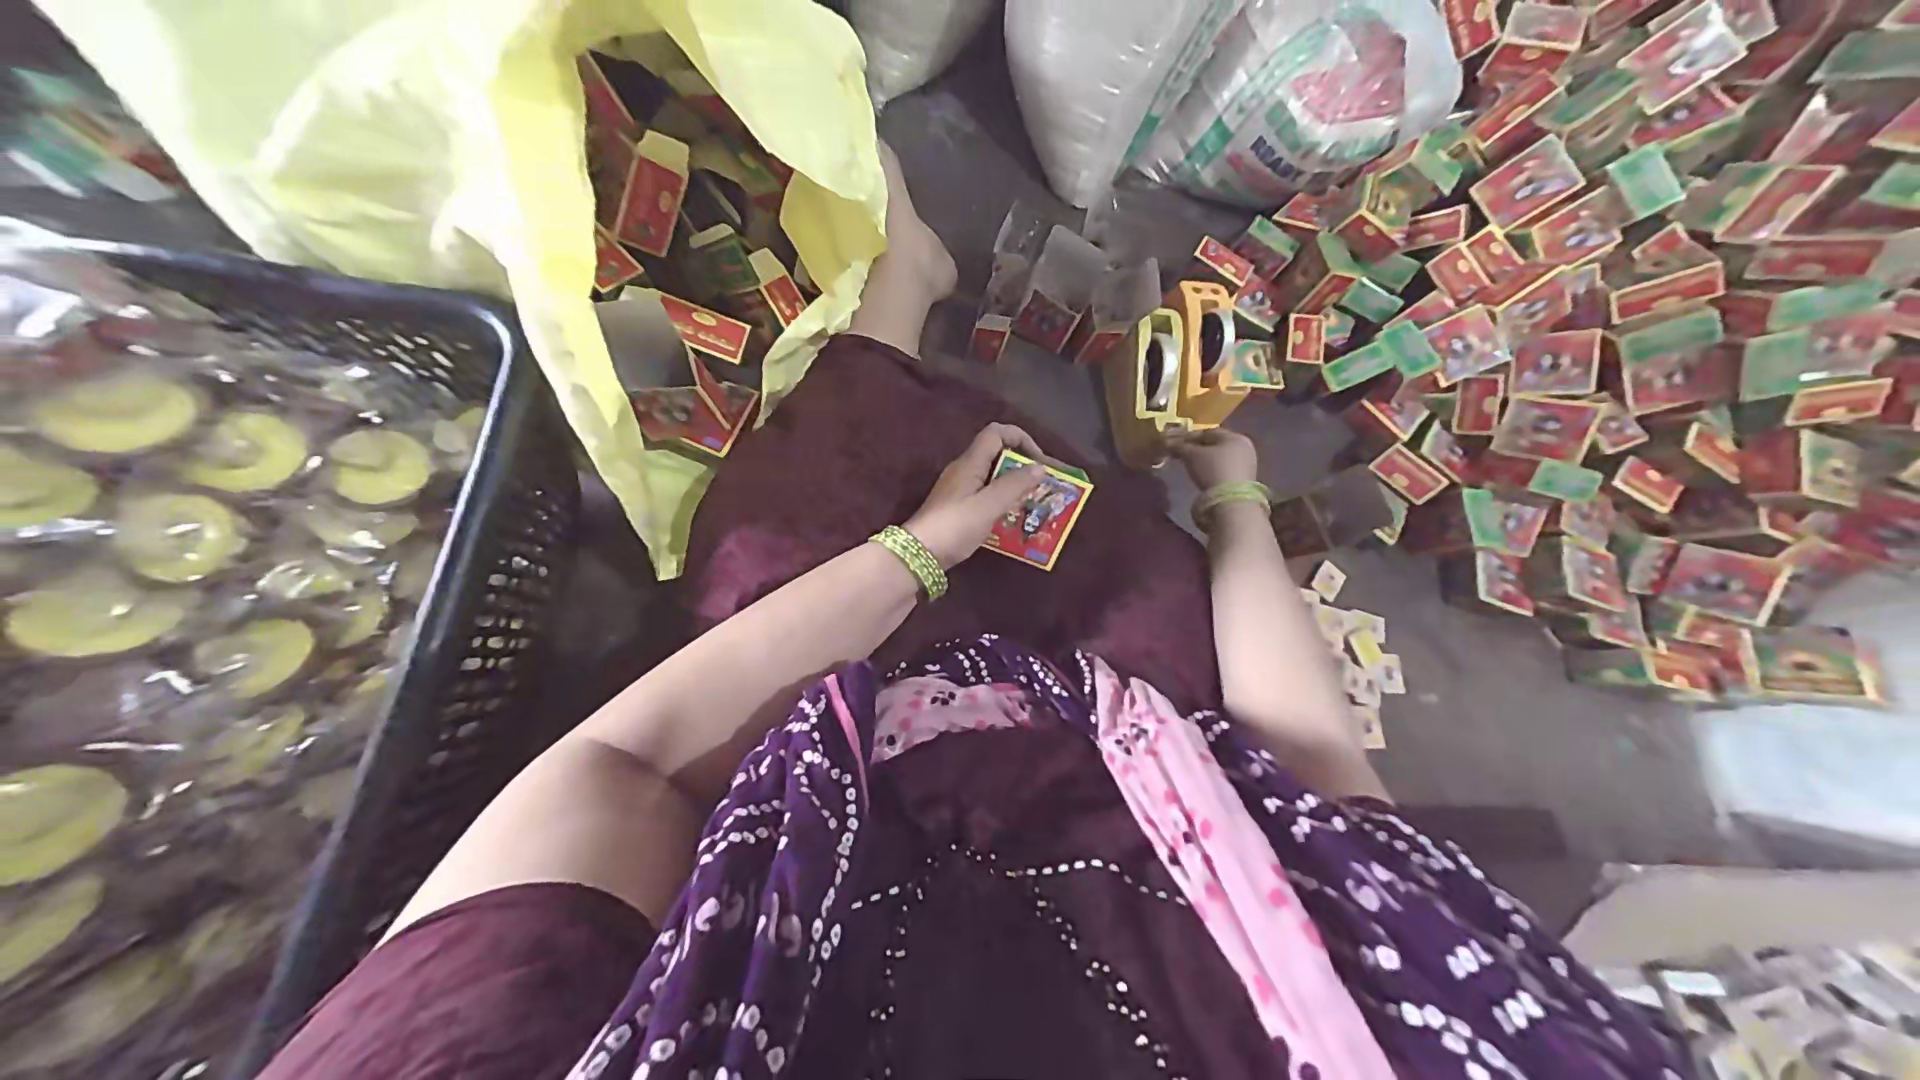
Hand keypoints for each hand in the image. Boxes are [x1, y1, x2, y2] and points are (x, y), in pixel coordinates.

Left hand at [904, 423, 1050, 567]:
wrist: (919, 554)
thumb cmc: (954, 527)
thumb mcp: (989, 505)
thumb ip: (1014, 485)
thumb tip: (1040, 467)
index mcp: (970, 463)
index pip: (996, 433)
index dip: (1021, 439)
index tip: (1039, 461)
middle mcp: (963, 470)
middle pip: (995, 453)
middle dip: (1020, 465)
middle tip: (1040, 486)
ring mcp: (958, 489)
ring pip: (991, 476)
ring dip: (1012, 484)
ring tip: (1032, 502)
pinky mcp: (956, 507)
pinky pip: (984, 494)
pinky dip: (1001, 500)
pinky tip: (1011, 517)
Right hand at [1169, 428, 1258, 489]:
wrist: (1231, 499)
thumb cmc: (1212, 469)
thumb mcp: (1191, 456)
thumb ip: (1180, 447)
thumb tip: (1168, 443)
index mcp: (1233, 436)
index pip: (1207, 432)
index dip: (1189, 436)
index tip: (1175, 443)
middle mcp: (1244, 445)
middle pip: (1216, 443)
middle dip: (1198, 447)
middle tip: (1183, 454)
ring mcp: (1248, 462)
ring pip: (1221, 456)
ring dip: (1206, 458)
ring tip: (1191, 465)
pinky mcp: (1246, 477)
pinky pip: (1226, 467)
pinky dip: (1214, 468)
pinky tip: (1204, 474)